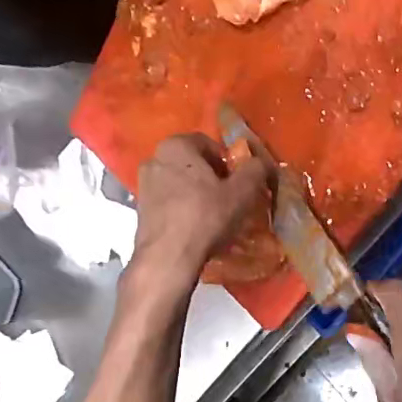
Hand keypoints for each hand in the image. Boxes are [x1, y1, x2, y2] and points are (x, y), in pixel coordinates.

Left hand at [131, 133, 271, 285]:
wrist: (168, 258)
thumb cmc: (205, 216)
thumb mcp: (242, 192)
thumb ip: (255, 170)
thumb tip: (260, 162)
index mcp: (176, 145)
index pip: (209, 143)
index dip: (228, 161)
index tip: (240, 181)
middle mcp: (154, 159)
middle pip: (192, 163)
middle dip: (212, 177)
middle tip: (230, 197)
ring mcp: (143, 185)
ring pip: (180, 183)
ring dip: (197, 193)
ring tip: (214, 214)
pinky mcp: (140, 209)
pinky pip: (169, 202)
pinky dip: (183, 208)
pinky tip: (196, 227)